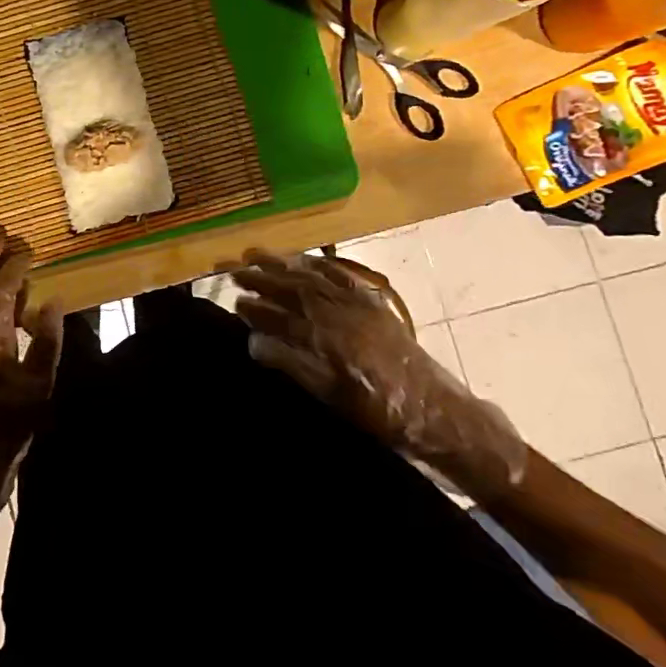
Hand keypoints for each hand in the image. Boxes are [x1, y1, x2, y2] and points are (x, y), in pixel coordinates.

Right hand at [230, 250, 525, 481]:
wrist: (432, 409)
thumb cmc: (378, 413)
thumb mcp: (332, 399)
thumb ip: (294, 367)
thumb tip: (255, 343)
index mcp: (328, 341)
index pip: (281, 317)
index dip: (255, 308)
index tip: (233, 301)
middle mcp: (341, 314)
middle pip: (293, 289)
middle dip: (261, 277)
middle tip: (233, 268)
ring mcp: (359, 304)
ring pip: (314, 276)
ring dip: (283, 263)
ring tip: (257, 253)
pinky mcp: (373, 302)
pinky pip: (341, 274)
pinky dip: (318, 263)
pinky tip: (303, 258)